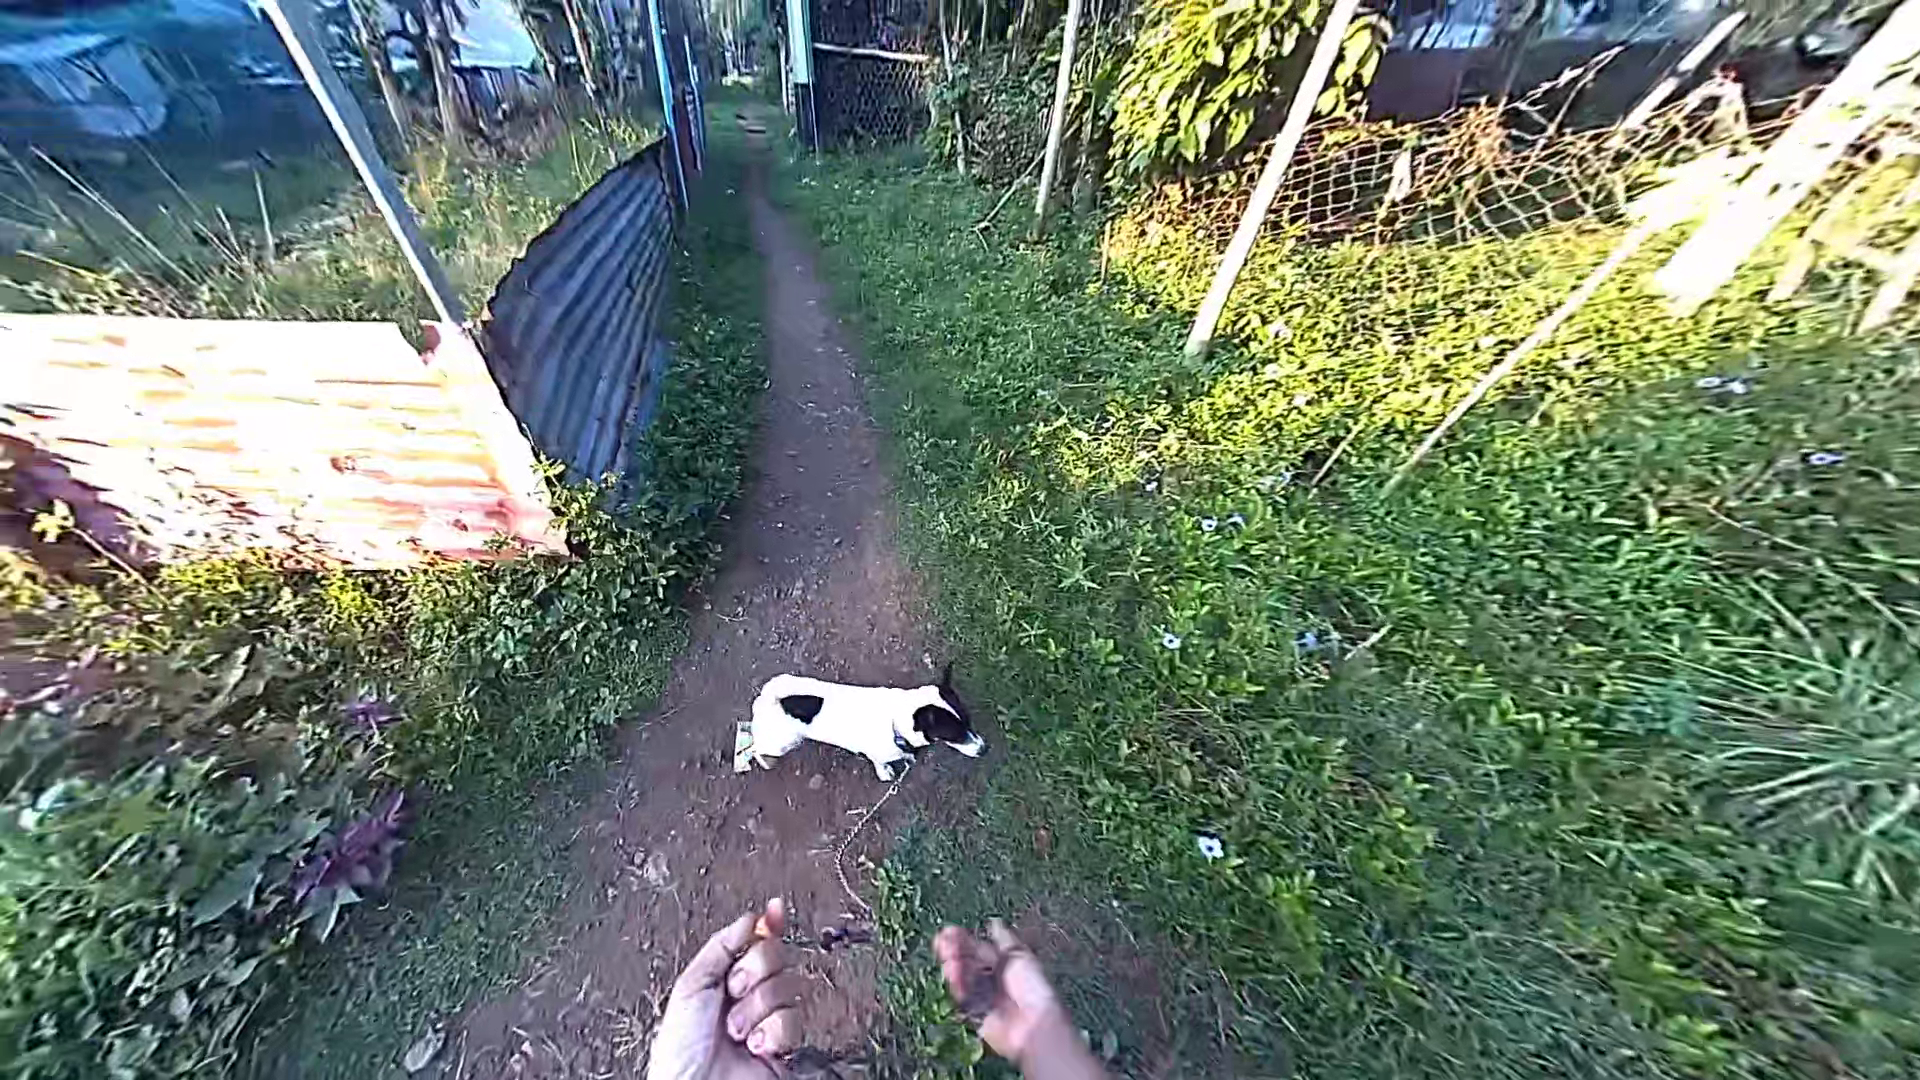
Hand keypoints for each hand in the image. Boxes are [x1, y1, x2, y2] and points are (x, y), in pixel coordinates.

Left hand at [648, 899, 804, 1079]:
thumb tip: (751, 918)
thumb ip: (721, 946)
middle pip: (776, 953)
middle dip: (756, 967)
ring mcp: (768, 1017)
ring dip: (759, 1005)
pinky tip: (755, 1044)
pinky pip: (794, 1018)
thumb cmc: (680, 1052)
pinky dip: (773, 1030)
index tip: (774, 909)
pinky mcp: (784, 1044)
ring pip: (788, 983)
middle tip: (735, 989)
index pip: (757, 939)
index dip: (770, 922)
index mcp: (726, 977)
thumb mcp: (691, 987)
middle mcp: (750, 994)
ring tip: (737, 1029)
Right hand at [934, 921, 1103, 1078]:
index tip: (947, 931)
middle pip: (968, 962)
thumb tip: (993, 921)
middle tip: (940, 942)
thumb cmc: (1032, 985)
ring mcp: (983, 996)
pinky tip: (951, 974)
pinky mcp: (977, 1015)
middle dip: (953, 950)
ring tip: (946, 958)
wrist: (1035, 1023)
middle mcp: (991, 978)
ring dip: (952, 966)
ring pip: (963, 978)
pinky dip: (956, 986)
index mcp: (1002, 962)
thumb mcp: (1019, 954)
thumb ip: (1003, 938)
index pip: (978, 947)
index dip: (963, 939)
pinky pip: (963, 998)